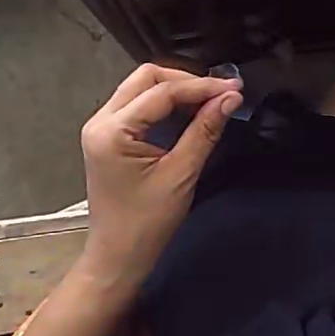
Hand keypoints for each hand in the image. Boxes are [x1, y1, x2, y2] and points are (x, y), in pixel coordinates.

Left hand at [74, 64, 242, 297]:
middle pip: (146, 78)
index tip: (233, 88)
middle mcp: (101, 121)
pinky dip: (166, 104)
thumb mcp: (181, 174)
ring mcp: (102, 128)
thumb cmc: (147, 223)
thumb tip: (229, 98)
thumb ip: (205, 130)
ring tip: (211, 100)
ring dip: (177, 90)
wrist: (118, 257)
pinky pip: (139, 105)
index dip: (201, 86)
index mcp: (112, 131)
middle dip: (187, 82)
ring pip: (142, 88)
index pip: (161, 92)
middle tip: (221, 93)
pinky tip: (190, 111)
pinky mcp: (109, 136)